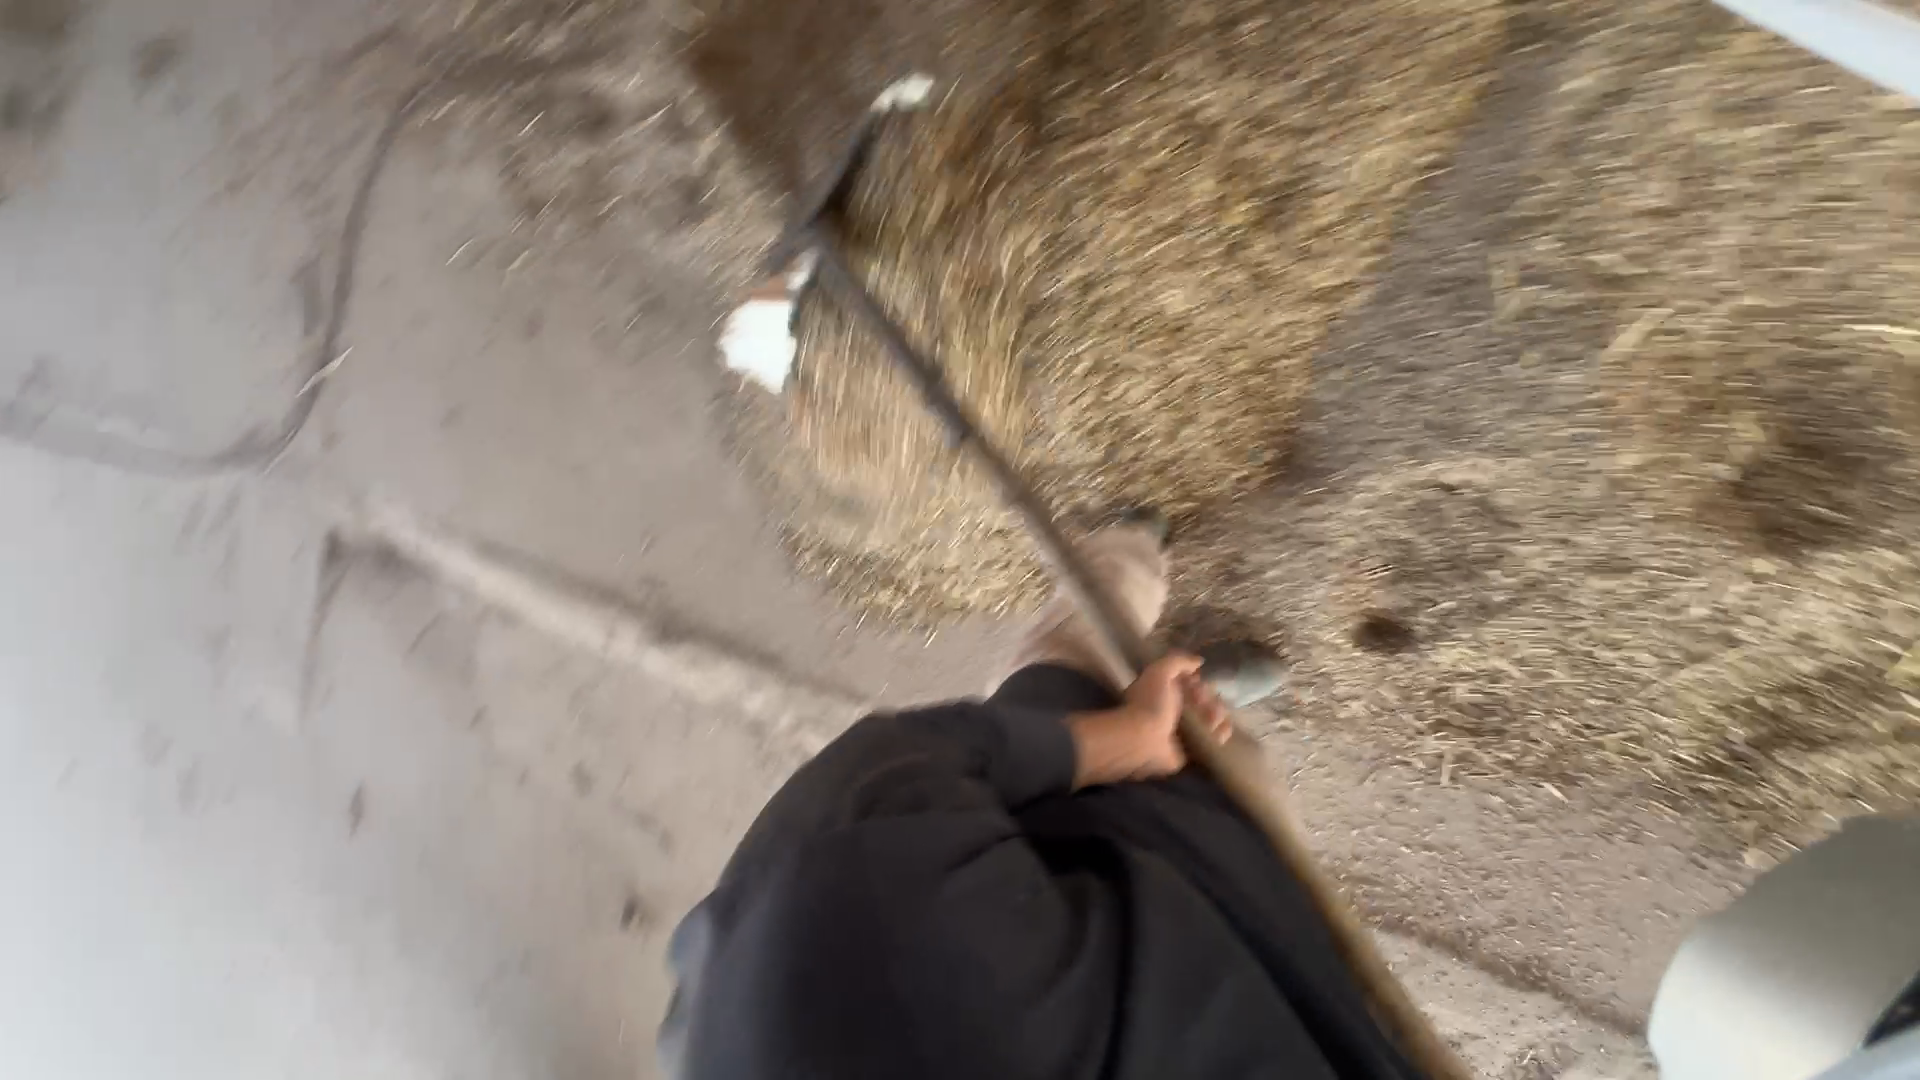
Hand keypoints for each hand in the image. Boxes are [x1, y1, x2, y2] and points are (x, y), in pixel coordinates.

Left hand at [1066, 652, 1231, 788]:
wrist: (1143, 740)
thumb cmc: (1150, 703)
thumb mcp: (1159, 672)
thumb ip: (1178, 661)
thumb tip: (1198, 661)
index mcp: (1166, 691)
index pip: (1192, 683)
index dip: (1198, 682)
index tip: (1195, 685)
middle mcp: (1176, 709)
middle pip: (1205, 699)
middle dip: (1209, 699)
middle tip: (1202, 704)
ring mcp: (1186, 729)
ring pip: (1214, 717)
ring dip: (1217, 715)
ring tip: (1210, 720)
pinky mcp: (1194, 747)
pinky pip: (1215, 738)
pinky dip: (1221, 733)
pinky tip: (1219, 731)